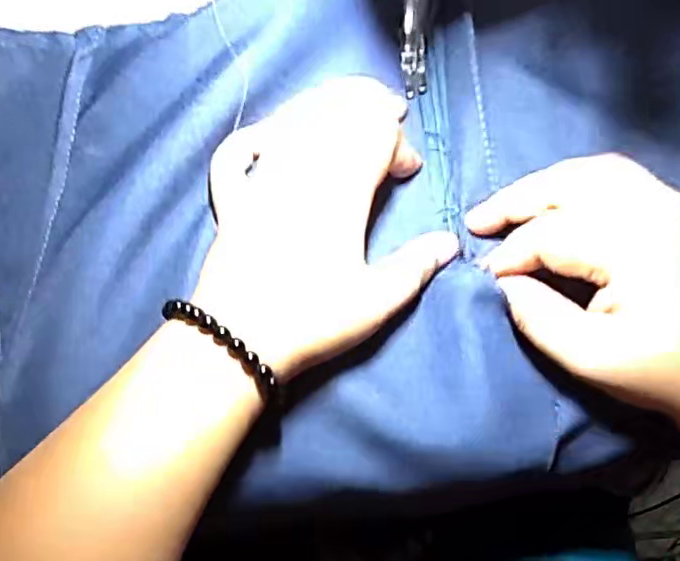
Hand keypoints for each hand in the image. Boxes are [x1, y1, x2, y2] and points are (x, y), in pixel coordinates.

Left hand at [190, 77, 459, 379]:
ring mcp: (260, 177)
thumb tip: (448, 244)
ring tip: (346, 108)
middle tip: (388, 114)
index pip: (377, 133)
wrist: (241, 338)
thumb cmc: (313, 319)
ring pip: (294, 116)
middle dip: (368, 106)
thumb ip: (414, 267)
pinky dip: (259, 134)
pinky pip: (240, 149)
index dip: (400, 144)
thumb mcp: (376, 301)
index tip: (409, 171)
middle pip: (337, 109)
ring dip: (325, 104)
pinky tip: (271, 136)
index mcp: (342, 187)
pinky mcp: (232, 198)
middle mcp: (300, 166)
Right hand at [467, 154, 679, 438]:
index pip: (552, 232)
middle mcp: (656, 205)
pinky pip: (620, 183)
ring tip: (510, 208)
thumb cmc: (664, 374)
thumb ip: (539, 319)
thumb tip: (504, 287)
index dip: (510, 256)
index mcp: (635, 240)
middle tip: (477, 220)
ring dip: (548, 187)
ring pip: (598, 173)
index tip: (481, 281)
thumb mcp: (591, 358)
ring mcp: (675, 203)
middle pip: (573, 182)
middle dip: (519, 200)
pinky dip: (579, 189)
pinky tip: (558, 209)